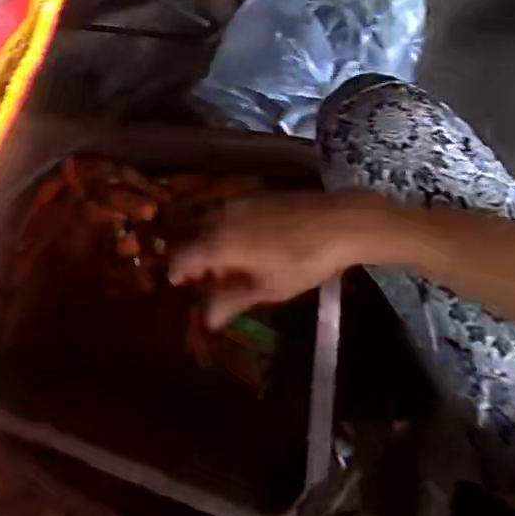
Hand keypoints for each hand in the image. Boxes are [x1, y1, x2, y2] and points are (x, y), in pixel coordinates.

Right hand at [169, 190, 431, 327]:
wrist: (338, 221)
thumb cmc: (302, 260)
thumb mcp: (267, 288)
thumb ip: (231, 300)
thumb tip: (206, 320)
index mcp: (217, 242)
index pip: (179, 257)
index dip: (176, 274)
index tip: (182, 286)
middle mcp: (219, 217)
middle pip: (190, 237)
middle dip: (191, 258)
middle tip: (203, 279)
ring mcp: (236, 201)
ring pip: (207, 222)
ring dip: (207, 243)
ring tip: (226, 264)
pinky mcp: (253, 194)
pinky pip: (226, 213)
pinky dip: (224, 229)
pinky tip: (246, 244)